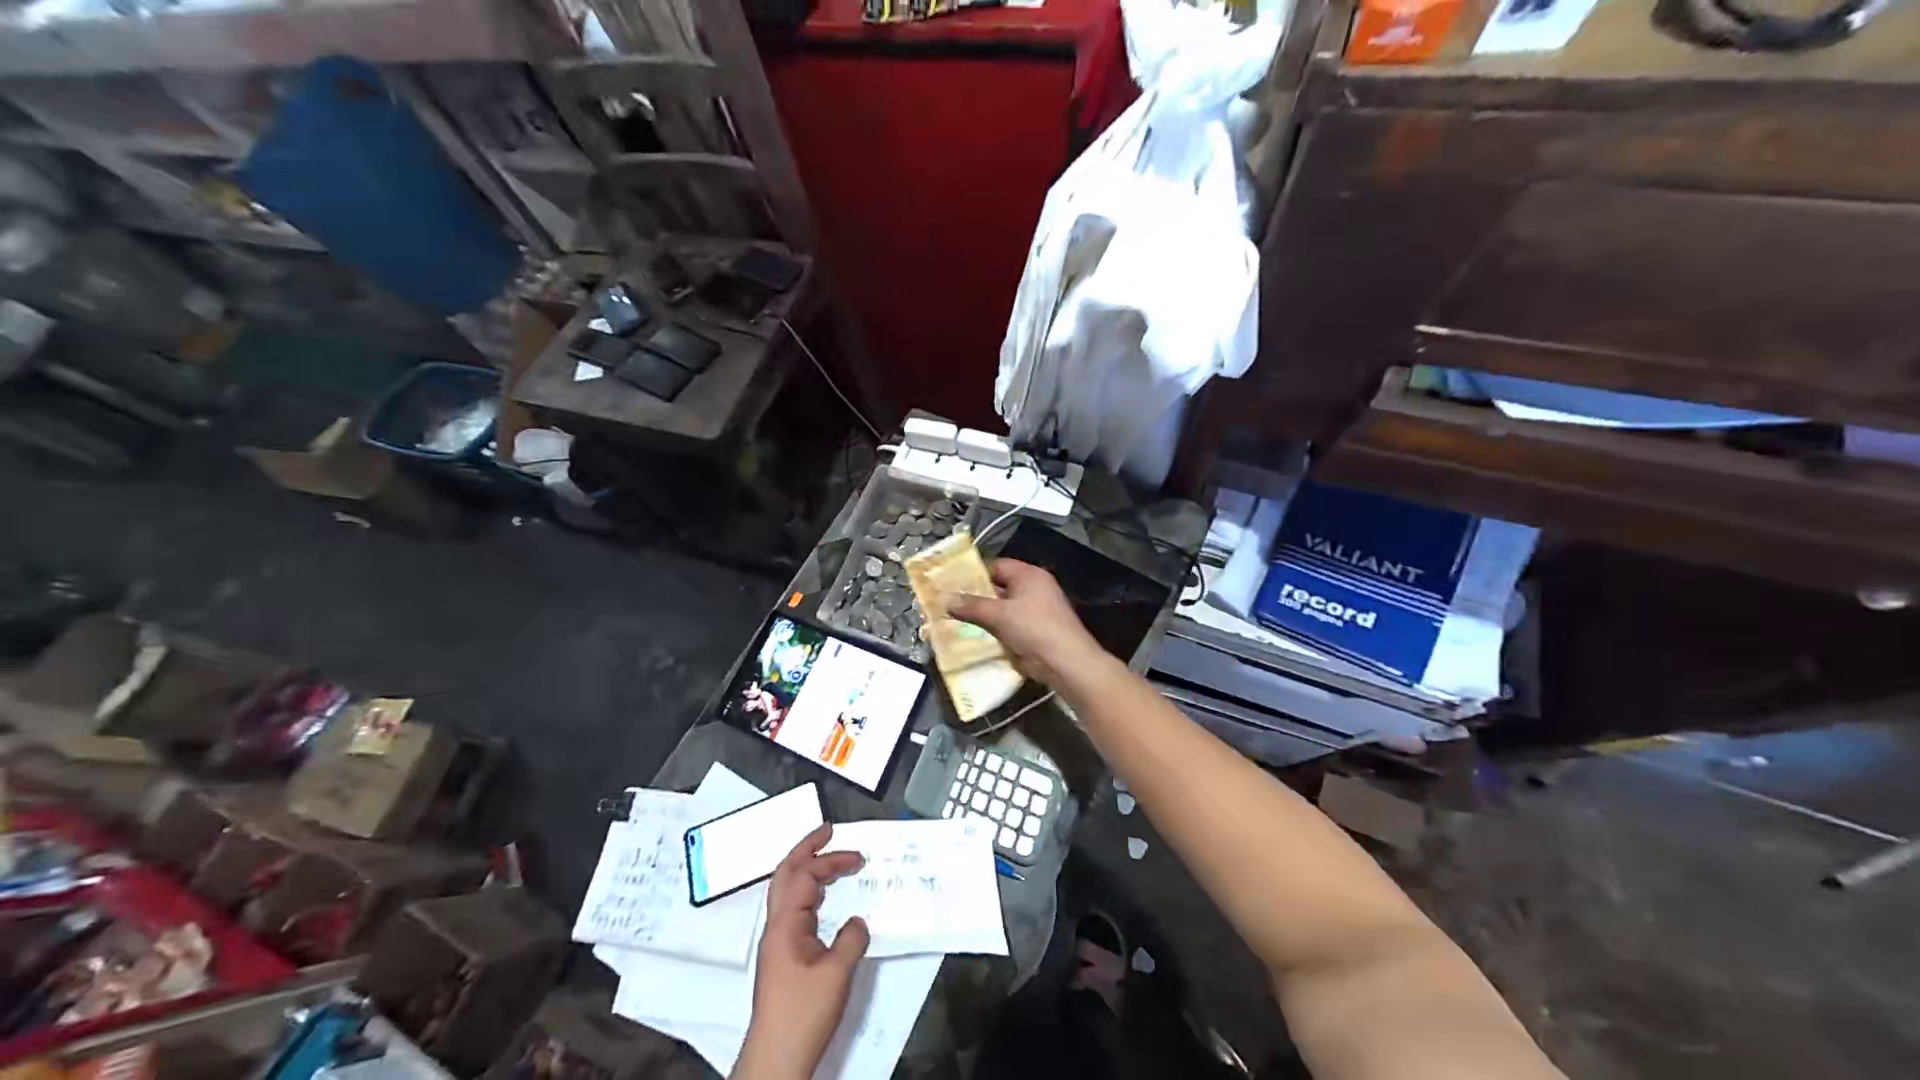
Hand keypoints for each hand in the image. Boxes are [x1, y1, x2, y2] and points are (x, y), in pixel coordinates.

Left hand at [732, 824, 869, 1079]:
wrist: (776, 1058)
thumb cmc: (803, 1014)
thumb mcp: (836, 974)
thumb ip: (850, 940)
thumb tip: (857, 922)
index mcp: (784, 924)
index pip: (805, 876)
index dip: (831, 860)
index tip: (859, 856)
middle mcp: (776, 927)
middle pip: (786, 875)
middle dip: (806, 849)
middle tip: (827, 830)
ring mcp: (777, 943)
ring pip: (788, 892)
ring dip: (807, 870)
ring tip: (829, 858)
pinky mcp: (783, 959)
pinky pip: (795, 912)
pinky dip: (810, 895)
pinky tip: (824, 901)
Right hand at [947, 559, 1108, 688]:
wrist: (1065, 662)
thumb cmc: (1034, 628)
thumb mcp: (999, 614)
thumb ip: (972, 606)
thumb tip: (946, 598)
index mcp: (1029, 576)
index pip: (997, 566)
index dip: (974, 573)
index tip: (951, 582)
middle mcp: (1032, 589)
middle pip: (997, 588)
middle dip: (974, 597)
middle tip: (947, 602)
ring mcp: (1034, 611)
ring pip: (1000, 609)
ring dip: (981, 616)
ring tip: (953, 620)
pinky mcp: (1032, 632)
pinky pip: (1006, 626)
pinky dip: (991, 630)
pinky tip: (971, 637)